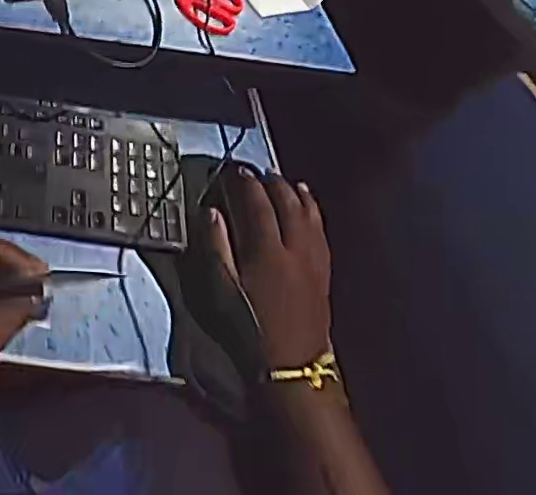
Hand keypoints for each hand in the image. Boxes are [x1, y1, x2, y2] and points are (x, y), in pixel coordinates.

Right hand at [209, 168, 330, 368]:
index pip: (257, 204)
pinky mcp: (323, 273)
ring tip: (282, 180)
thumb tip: (211, 212)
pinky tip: (308, 206)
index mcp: (266, 251)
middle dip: (270, 183)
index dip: (245, 184)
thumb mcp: (220, 287)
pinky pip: (321, 232)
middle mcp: (294, 251)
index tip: (234, 170)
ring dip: (294, 193)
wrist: (290, 366)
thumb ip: (215, 245)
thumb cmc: (248, 326)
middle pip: (286, 204)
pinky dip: (314, 213)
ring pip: (308, 216)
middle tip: (255, 172)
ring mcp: (313, 262)